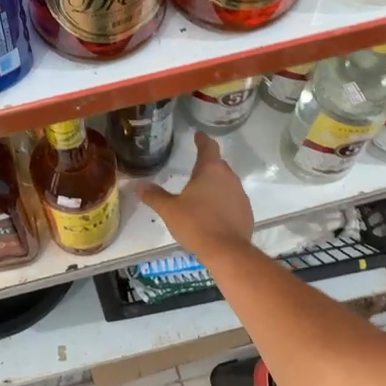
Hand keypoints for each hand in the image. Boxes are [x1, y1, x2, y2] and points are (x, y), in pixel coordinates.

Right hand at [139, 132, 253, 260]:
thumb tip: (138, 185)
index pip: (208, 147)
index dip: (202, 140)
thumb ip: (154, 196)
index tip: (198, 135)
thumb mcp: (169, 210)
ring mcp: (240, 194)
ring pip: (226, 183)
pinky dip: (223, 201)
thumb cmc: (196, 223)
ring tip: (202, 194)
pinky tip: (214, 213)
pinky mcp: (246, 211)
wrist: (227, 251)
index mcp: (210, 170)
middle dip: (207, 165)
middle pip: (218, 165)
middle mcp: (229, 177)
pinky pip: (233, 200)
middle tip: (195, 169)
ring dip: (215, 184)